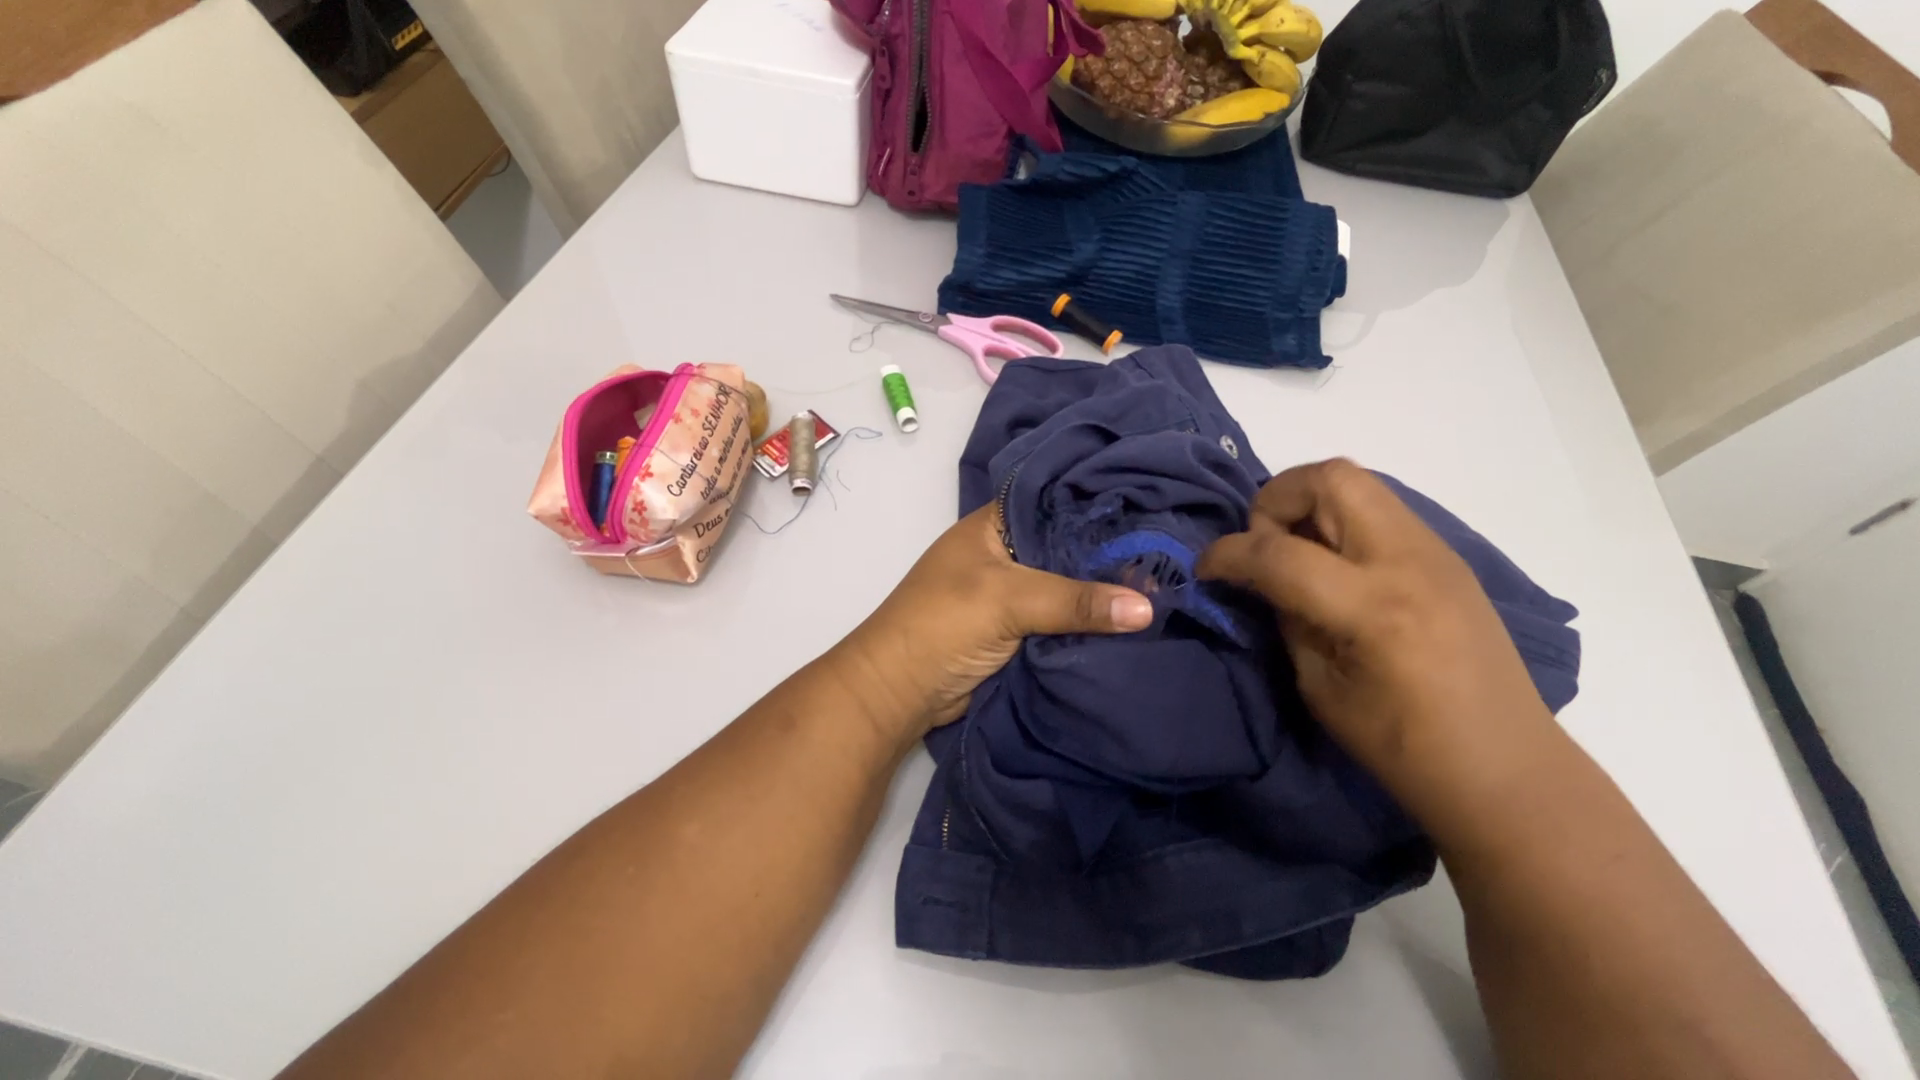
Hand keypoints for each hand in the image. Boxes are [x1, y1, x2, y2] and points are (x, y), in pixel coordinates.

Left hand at [834, 505, 1152, 744]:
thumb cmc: (942, 623)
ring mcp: (1013, 593)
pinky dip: (1091, 622)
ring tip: (1168, 583)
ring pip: (1070, 586)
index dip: (1102, 504)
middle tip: (1173, 551)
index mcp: (996, 524)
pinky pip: (1064, 620)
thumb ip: (1075, 600)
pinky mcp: (1019, 630)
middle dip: (1112, 553)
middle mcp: (1007, 552)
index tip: (1157, 505)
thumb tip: (1149, 608)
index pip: (1057, 501)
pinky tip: (1136, 620)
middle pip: (1069, 547)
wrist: (899, 691)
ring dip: (1105, 592)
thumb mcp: (1008, 600)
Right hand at [1196, 459, 1556, 793]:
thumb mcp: (1319, 687)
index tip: (1205, 568)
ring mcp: (1436, 552)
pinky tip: (1335, 569)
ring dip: (1311, 505)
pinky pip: (1380, 510)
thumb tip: (1258, 579)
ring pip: (1358, 483)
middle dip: (1276, 499)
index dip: (1228, 553)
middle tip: (1263, 545)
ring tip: (1296, 554)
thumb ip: (1286, 618)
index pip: (1279, 551)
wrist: (1504, 766)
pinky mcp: (1447, 557)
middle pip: (1330, 478)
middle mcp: (1408, 561)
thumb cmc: (1401, 747)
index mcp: (1372, 608)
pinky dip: (1342, 521)